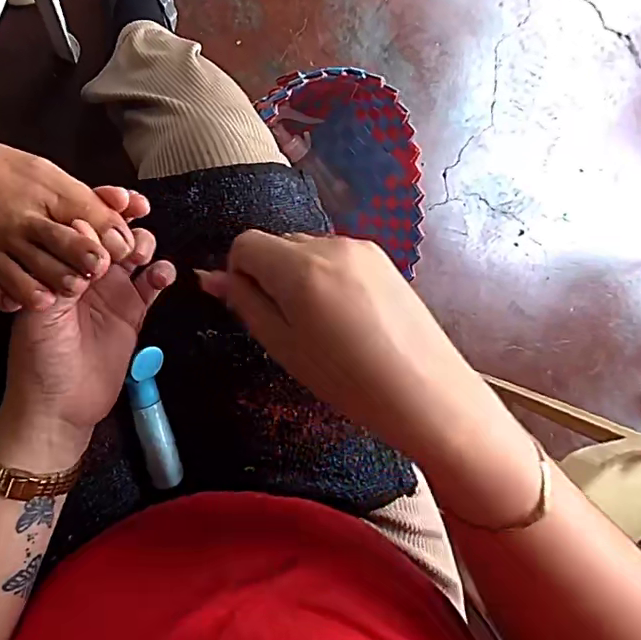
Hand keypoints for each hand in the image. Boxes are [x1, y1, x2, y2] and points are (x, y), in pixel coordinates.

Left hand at [0, 228, 176, 471]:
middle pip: (111, 229)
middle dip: (124, 216)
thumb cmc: (37, 360)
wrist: (58, 406)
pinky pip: (153, 282)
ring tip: (136, 254)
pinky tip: (160, 275)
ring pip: (135, 249)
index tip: (114, 199)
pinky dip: (162, 272)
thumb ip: (60, 271)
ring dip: (142, 241)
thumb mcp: (39, 312)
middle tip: (131, 217)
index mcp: (58, 264)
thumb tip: (80, 228)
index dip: (97, 204)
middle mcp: (86, 271)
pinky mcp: (133, 310)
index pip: (79, 222)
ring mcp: (111, 289)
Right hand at [194, 232, 499, 460]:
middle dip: (269, 273)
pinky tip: (345, 315)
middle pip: (274, 243)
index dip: (238, 273)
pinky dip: (324, 276)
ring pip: (303, 248)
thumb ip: (243, 303)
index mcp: (298, 267)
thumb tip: (210, 277)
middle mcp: (328, 245)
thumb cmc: (348, 381)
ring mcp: (359, 248)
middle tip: (287, 322)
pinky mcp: (382, 258)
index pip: (244, 243)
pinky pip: (332, 255)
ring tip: (321, 323)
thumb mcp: (282, 345)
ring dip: (297, 274)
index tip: (253, 306)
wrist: (430, 396)